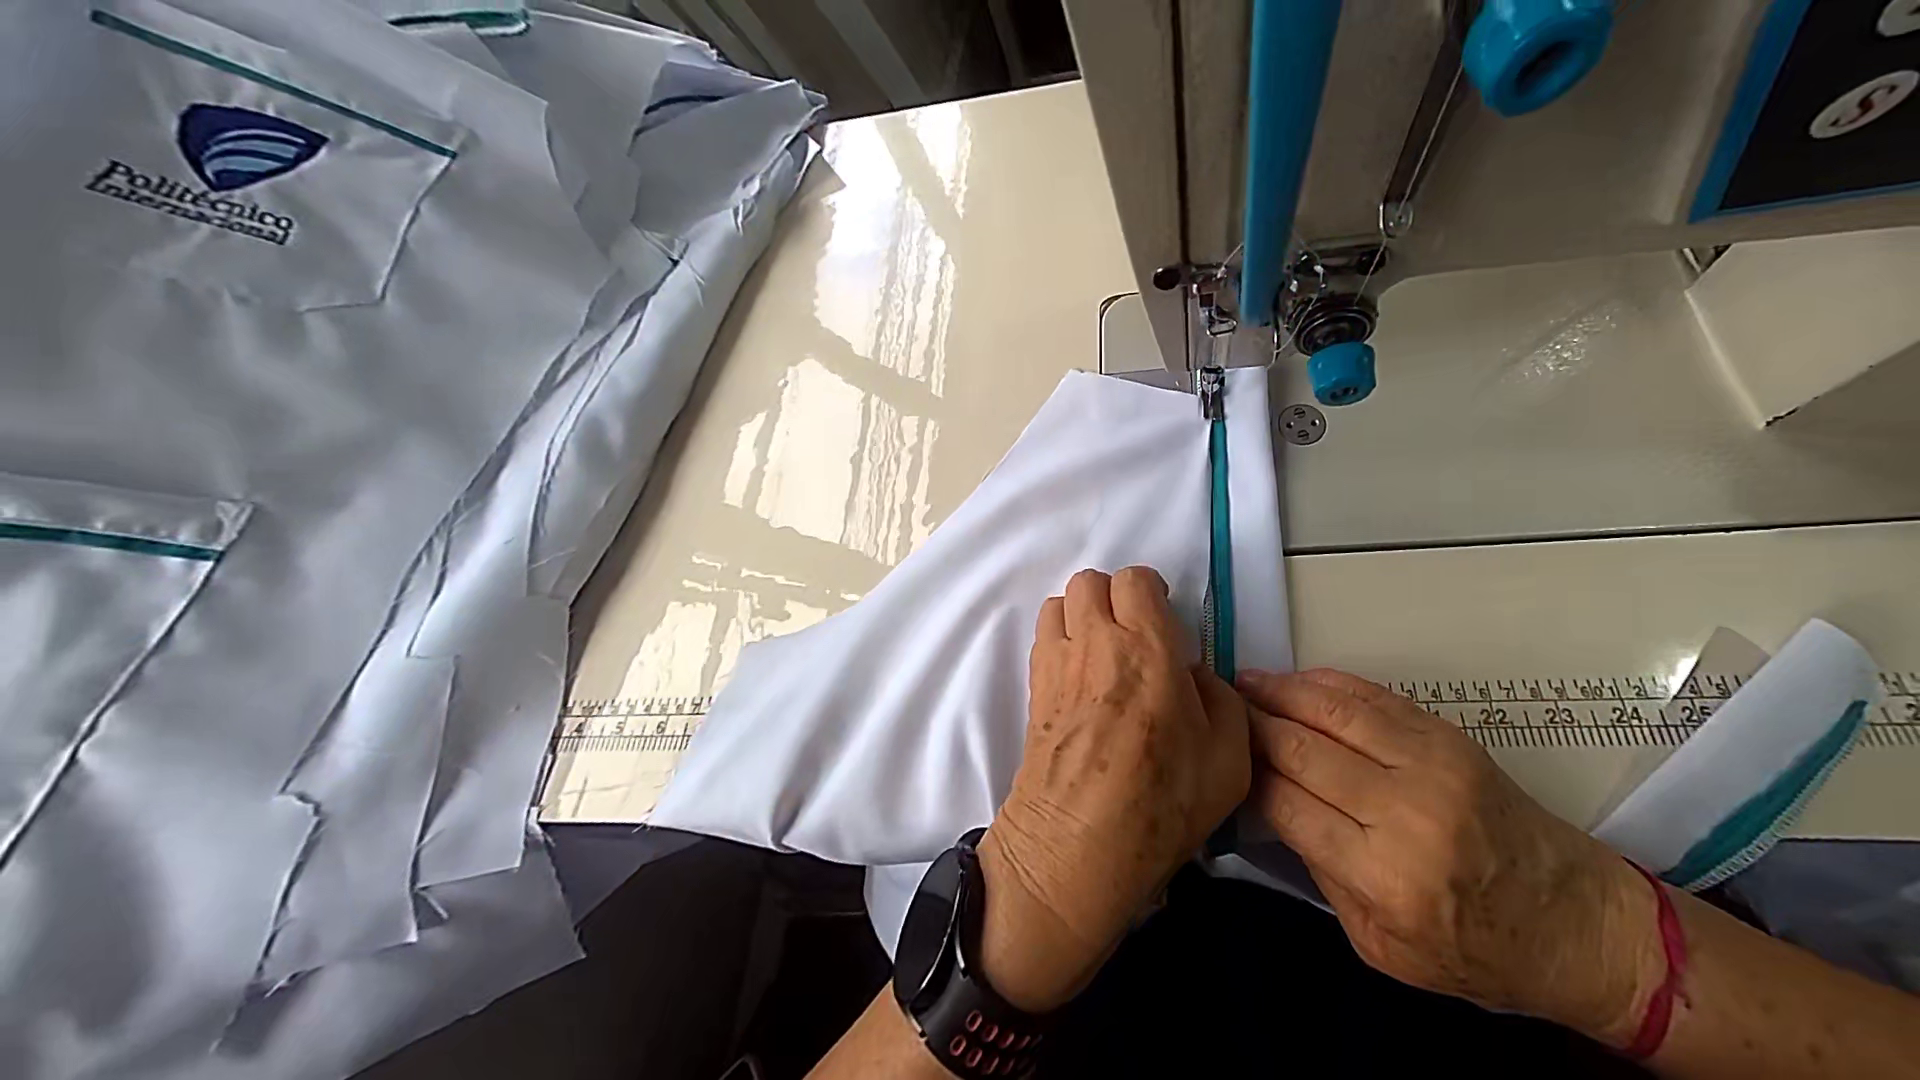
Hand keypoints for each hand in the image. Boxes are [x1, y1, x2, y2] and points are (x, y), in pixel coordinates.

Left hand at [976, 567, 1250, 1011]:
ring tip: (1101, 653)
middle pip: (1090, 581)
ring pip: (1059, 602)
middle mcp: (1095, 642)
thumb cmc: (1161, 803)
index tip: (1162, 622)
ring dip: (1081, 616)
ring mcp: (1056, 661)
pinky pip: (1042, 637)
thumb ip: (1219, 697)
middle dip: (1114, 598)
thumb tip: (1190, 673)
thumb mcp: (1229, 757)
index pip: (1135, 579)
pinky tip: (1078, 677)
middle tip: (1133, 635)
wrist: (1077, 843)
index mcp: (1148, 649)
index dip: (1151, 593)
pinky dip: (1060, 641)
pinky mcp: (1033, 686)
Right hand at [1240, 668, 1663, 1045]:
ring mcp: (1432, 766)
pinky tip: (1293, 681)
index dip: (1242, 772)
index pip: (1282, 800)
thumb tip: (1270, 802)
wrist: (1580, 926)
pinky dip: (1324, 682)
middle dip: (1248, 724)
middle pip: (1298, 747)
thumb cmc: (1473, 950)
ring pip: (1330, 710)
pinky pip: (1372, 696)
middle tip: (1214, 708)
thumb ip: (1319, 871)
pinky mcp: (1449, 739)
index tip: (1216, 756)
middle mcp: (1405, 812)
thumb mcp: (1379, 945)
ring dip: (1277, 690)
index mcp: (1382, 875)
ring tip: (1242, 683)